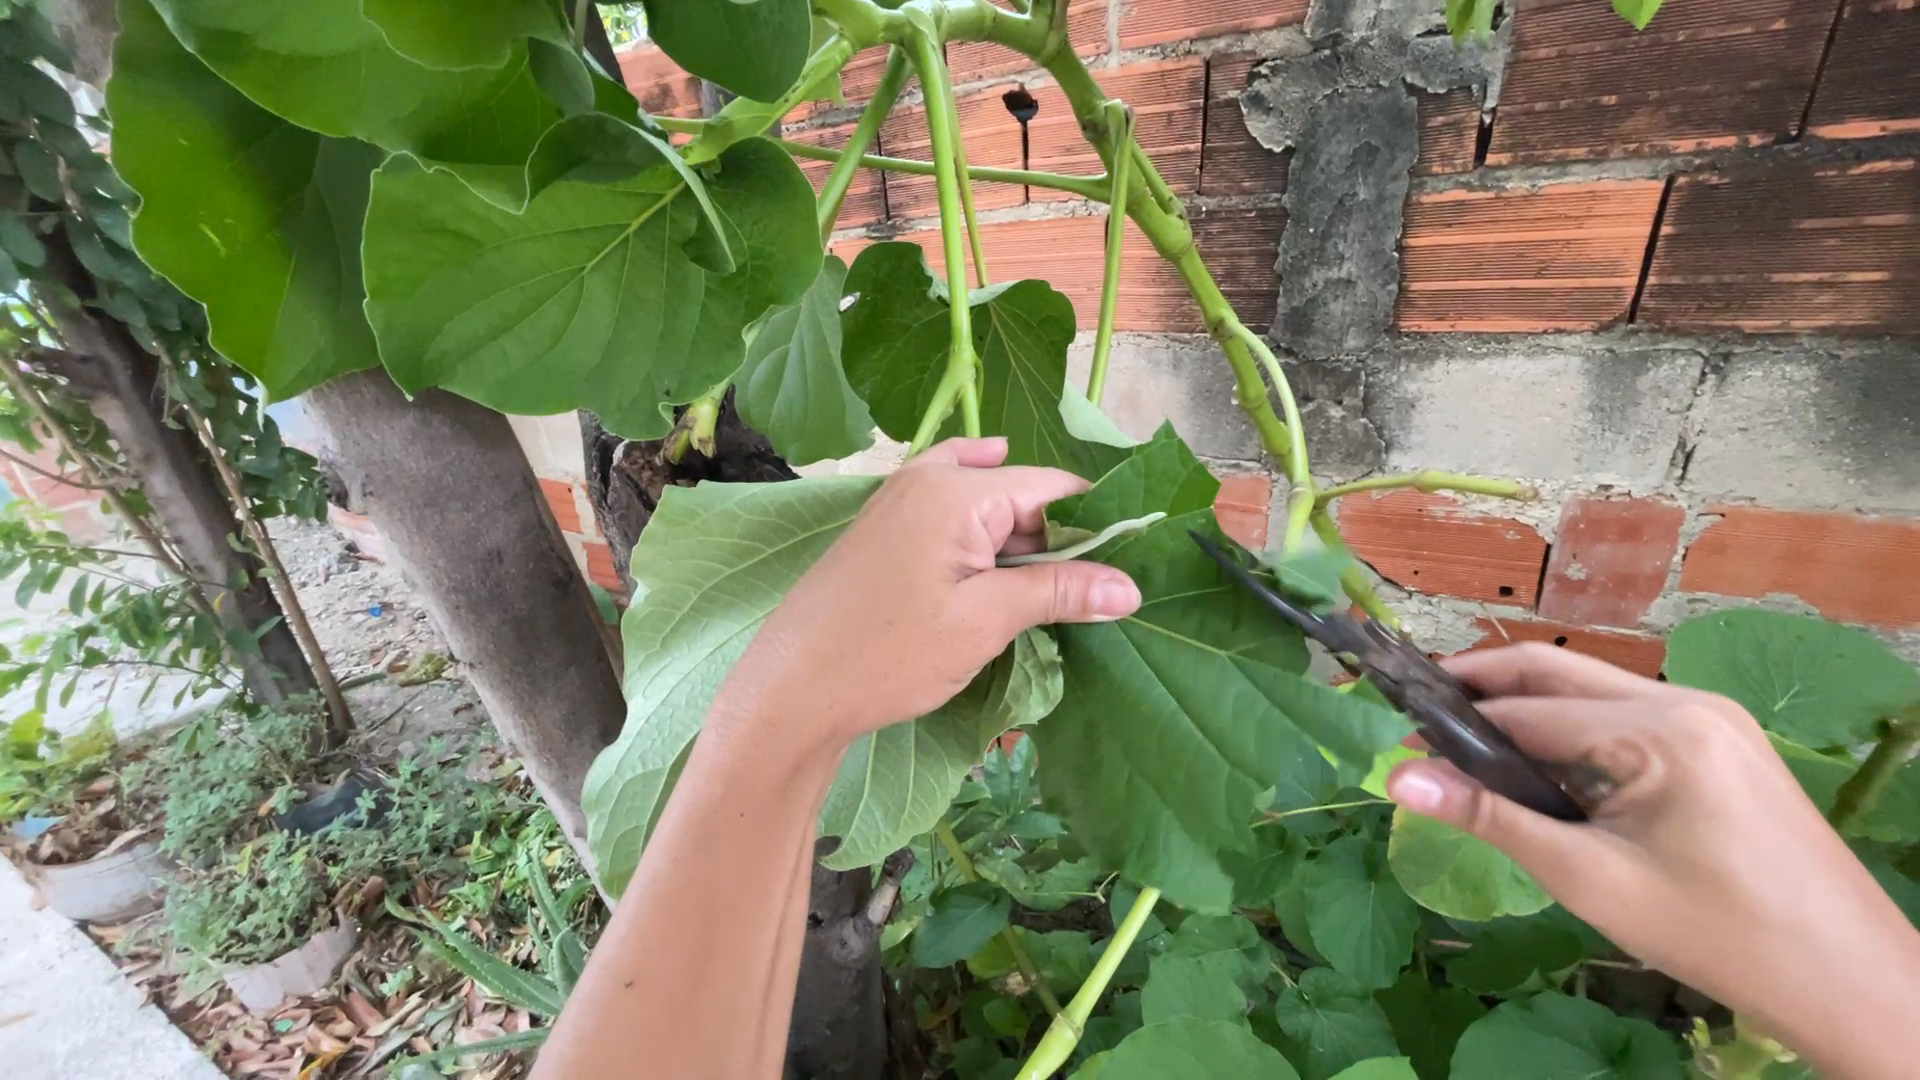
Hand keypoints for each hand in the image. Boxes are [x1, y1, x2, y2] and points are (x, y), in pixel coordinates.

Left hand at [710, 437, 1141, 750]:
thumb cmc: (889, 653)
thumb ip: (1059, 592)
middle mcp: (928, 479)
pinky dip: (983, 537)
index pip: (1052, 486)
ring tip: (1056, 592)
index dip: (1095, 524)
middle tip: (1095, 592)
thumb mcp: (984, 621)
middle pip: (1020, 495)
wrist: (792, 689)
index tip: (1126, 565)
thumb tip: (1131, 588)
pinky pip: (952, 519)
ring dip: (1022, 546)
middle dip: (1058, 540)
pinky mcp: (887, 529)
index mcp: (957, 489)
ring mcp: (901, 501)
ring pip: (987, 509)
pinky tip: (1002, 552)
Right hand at [1386, 644, 1919, 1078]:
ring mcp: (1708, 714)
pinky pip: (1614, 707)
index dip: (1453, 726)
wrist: (1859, 988)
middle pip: (1550, 670)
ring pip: (1581, 684)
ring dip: (1518, 702)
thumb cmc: (1716, 934)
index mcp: (1659, 731)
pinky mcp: (1717, 735)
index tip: (1402, 745)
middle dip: (1476, 685)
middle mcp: (1684, 701)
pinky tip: (1537, 757)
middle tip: (1417, 717)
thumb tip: (1397, 779)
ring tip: (1464, 739)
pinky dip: (1561, 721)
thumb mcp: (1587, 876)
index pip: (1523, 711)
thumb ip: (1487, 815)